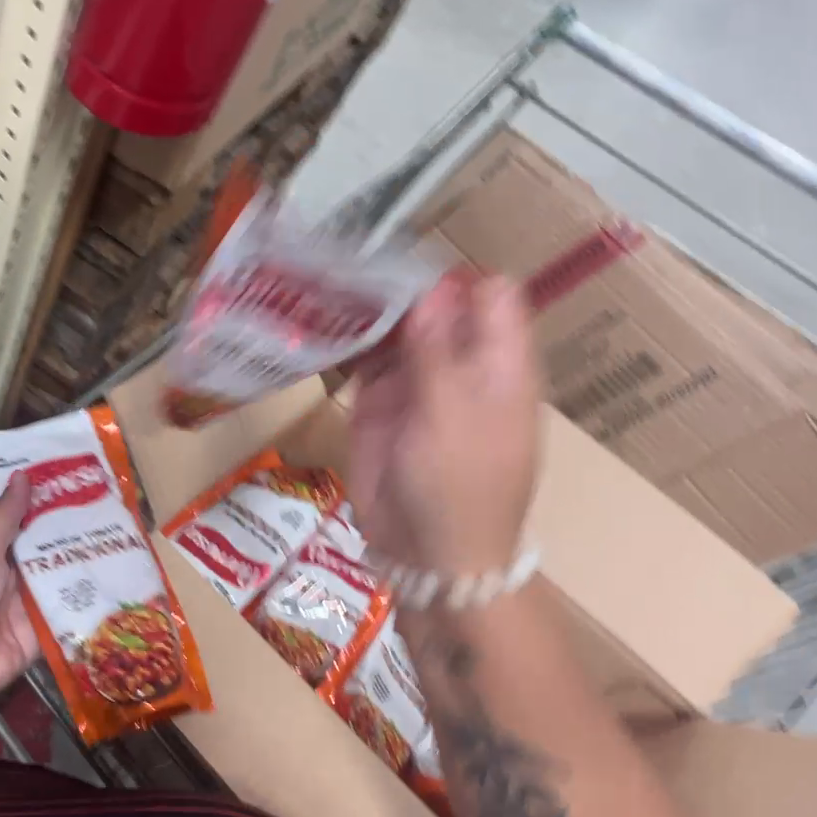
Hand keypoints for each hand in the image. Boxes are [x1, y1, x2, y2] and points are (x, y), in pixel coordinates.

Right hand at [349, 274, 539, 575]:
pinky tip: (317, 322)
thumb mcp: (451, 414)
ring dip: (366, 312)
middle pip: (435, 308)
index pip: (490, 297)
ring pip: (394, 331)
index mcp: (498, 364)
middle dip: (399, 287)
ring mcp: (415, 385)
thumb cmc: (459, 486)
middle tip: (348, 264)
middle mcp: (458, 366)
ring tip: (323, 284)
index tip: (404, 267)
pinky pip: (364, 362)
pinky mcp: (377, 405)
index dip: (455, 278)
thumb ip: (437, 352)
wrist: (427, 551)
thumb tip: (430, 289)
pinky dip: (346, 343)